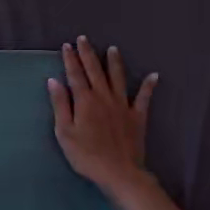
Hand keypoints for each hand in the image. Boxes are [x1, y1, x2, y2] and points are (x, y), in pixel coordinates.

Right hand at [47, 35, 157, 195]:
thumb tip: (54, 80)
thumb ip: (60, 105)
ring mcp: (123, 105)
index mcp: (85, 100)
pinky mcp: (137, 116)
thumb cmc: (86, 155)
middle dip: (88, 54)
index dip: (70, 59)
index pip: (75, 75)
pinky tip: (154, 75)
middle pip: (95, 71)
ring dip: (115, 62)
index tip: (67, 45)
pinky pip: (144, 98)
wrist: (118, 171)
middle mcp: (104, 97)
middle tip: (84, 38)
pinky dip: (149, 86)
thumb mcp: (65, 132)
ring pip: (118, 78)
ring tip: (113, 49)